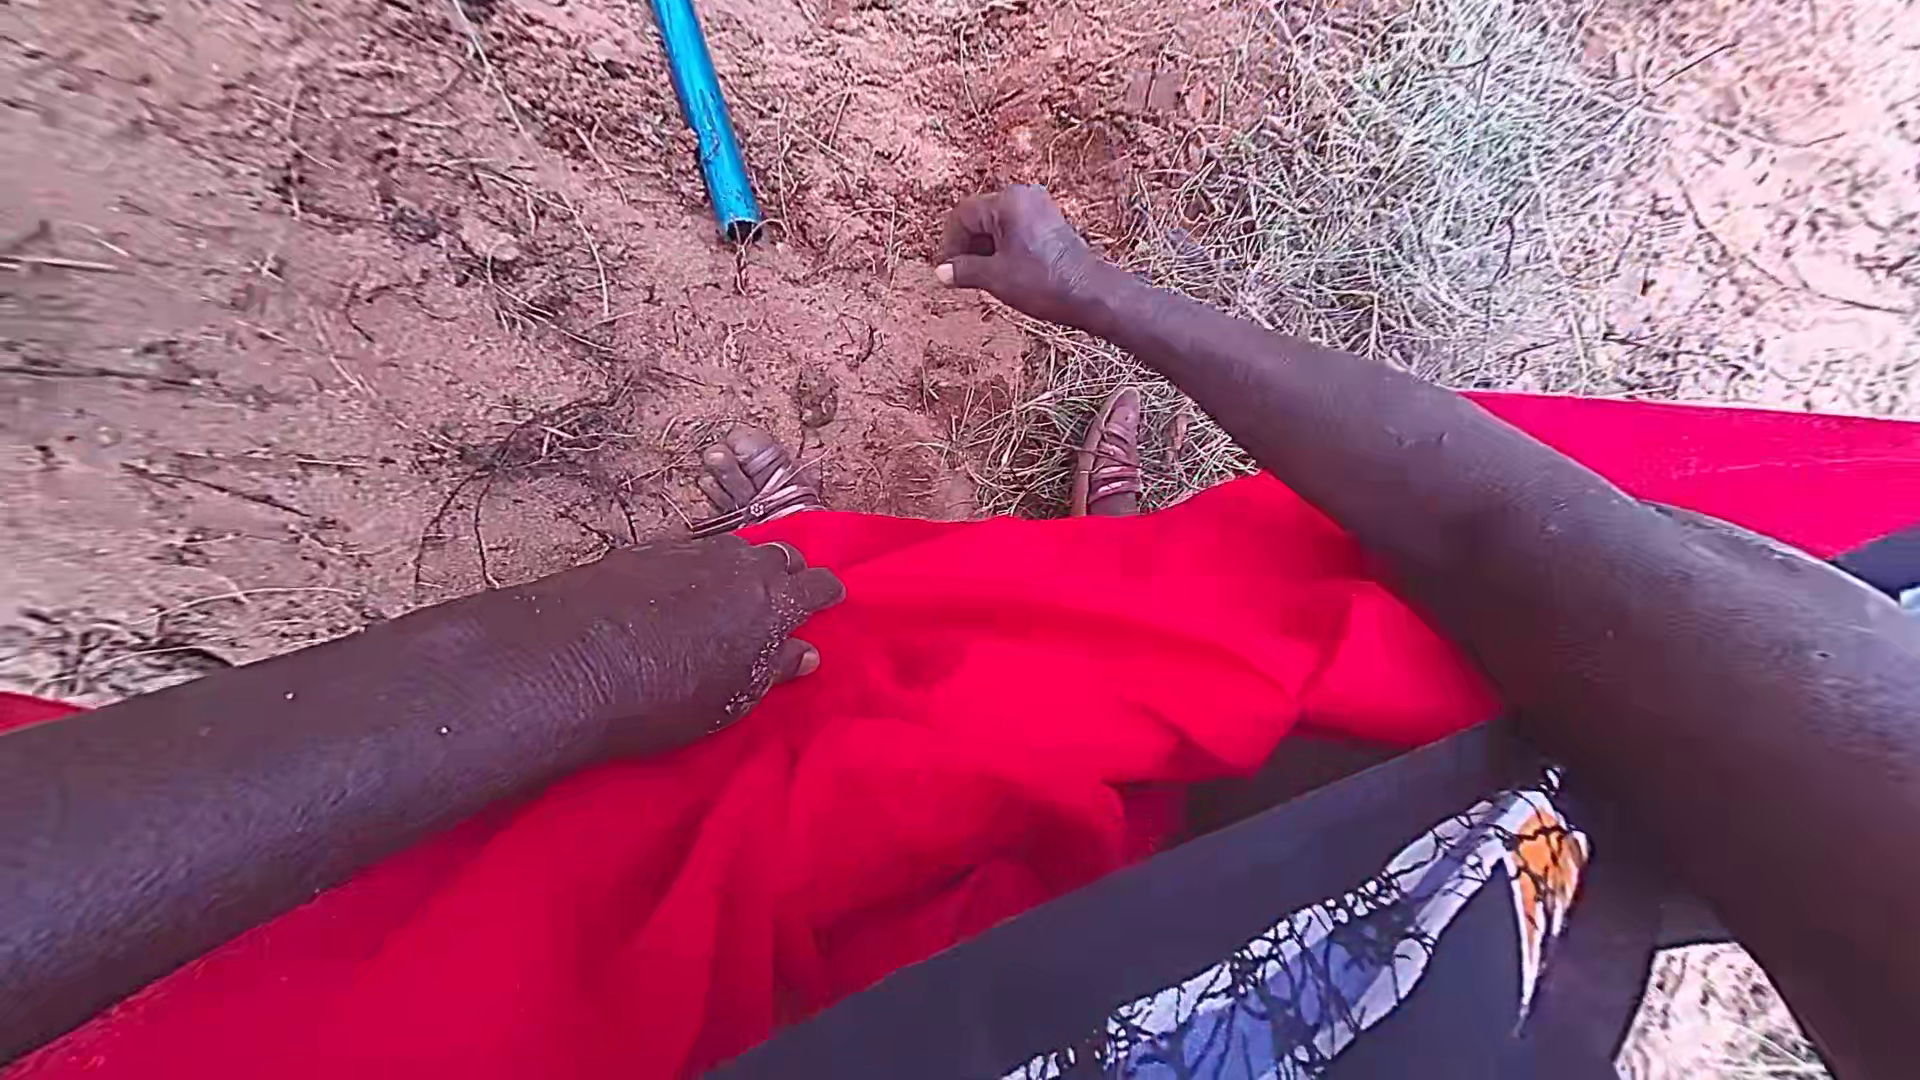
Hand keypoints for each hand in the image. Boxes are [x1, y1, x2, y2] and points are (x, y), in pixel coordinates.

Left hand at [450, 535, 844, 756]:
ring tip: (731, 593)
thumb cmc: (667, 696)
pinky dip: (701, 568)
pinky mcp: (650, 549)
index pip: (819, 585)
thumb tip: (807, 652)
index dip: (828, 592)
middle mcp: (742, 565)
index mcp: (775, 601)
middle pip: (783, 557)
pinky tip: (679, 591)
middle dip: (790, 573)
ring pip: (738, 549)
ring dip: (745, 567)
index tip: (830, 600)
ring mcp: (695, 551)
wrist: (568, 664)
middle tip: (781, 597)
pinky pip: (693, 552)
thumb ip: (777, 669)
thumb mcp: (734, 698)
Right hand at [936, 184, 1111, 327]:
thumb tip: (942, 273)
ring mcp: (1040, 208)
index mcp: (1007, 202)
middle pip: (980, 217)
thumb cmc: (1043, 283)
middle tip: (959, 276)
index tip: (945, 270)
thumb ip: (964, 271)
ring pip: (998, 225)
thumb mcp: (995, 278)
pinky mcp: (1050, 224)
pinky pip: (1015, 231)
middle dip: (966, 247)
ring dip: (984, 250)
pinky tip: (1002, 273)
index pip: (964, 215)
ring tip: (980, 278)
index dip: (949, 244)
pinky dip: (1003, 249)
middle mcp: (1024, 196)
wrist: (1088, 294)